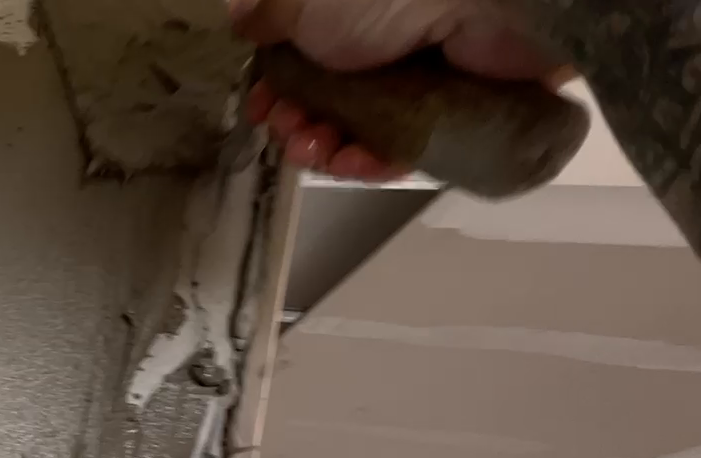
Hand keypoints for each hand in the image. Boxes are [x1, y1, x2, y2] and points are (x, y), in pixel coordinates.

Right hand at [232, 0, 568, 178]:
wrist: (495, 4)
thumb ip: (271, 9)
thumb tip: (241, 10)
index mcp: (363, 13)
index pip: (308, 60)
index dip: (276, 88)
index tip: (261, 105)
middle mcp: (395, 40)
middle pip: (327, 102)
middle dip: (294, 125)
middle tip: (287, 128)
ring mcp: (428, 77)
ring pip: (358, 130)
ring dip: (321, 149)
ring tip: (313, 148)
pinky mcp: (457, 111)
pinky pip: (401, 151)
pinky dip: (367, 164)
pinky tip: (349, 161)